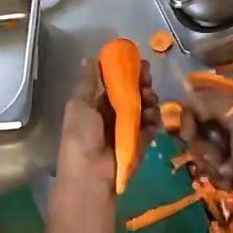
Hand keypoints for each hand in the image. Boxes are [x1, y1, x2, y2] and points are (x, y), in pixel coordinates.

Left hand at [53, 55, 158, 215]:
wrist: (90, 174)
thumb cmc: (81, 136)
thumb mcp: (79, 104)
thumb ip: (87, 81)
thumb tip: (89, 58)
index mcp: (97, 104)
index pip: (116, 83)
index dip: (127, 71)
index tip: (139, 62)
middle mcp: (113, 115)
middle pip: (133, 93)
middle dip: (142, 84)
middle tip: (147, 79)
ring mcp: (128, 129)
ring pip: (145, 107)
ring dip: (149, 100)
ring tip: (149, 100)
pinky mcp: (140, 142)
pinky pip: (151, 126)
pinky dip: (153, 120)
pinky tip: (150, 118)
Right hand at [182, 89, 232, 226]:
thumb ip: (214, 104)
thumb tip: (191, 97)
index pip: (203, 101)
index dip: (191, 116)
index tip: (188, 134)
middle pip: (200, 128)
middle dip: (203, 146)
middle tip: (217, 157)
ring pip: (204, 151)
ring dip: (211, 164)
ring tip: (229, 172)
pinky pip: (213, 167)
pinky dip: (220, 176)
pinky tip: (232, 182)